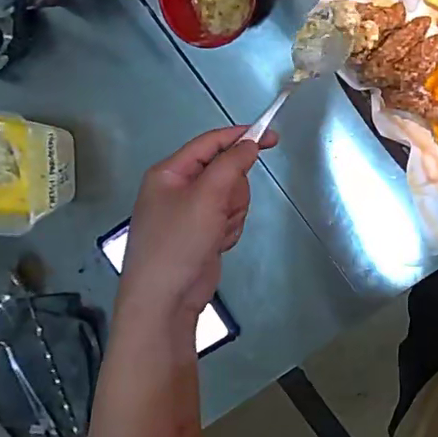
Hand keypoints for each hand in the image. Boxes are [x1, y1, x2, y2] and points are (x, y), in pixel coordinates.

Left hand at [118, 127, 278, 323]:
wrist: (165, 299)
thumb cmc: (178, 243)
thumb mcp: (206, 197)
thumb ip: (231, 164)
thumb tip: (249, 144)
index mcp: (170, 172)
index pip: (210, 143)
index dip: (241, 137)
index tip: (272, 138)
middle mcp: (177, 188)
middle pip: (225, 171)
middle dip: (234, 190)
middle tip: (223, 209)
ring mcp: (190, 212)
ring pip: (231, 196)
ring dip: (232, 213)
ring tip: (217, 232)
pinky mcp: (201, 233)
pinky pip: (228, 217)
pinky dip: (229, 229)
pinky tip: (217, 244)